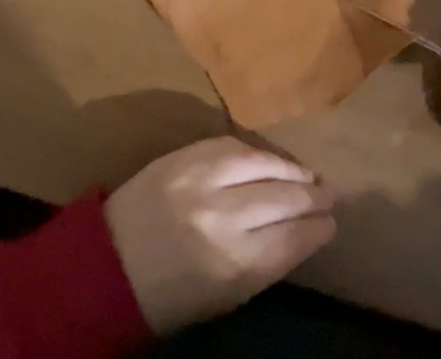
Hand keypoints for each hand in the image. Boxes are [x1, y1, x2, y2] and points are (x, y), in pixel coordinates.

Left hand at [103, 136, 335, 334]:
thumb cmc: (172, 294)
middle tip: (328, 194)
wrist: (108, 264)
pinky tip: (267, 159)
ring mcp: (199, 181)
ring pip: (259, 163)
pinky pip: (227, 145)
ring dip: (289, 167)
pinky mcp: (180, 157)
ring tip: (306, 173)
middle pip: (282, 198)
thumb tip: (302, 232)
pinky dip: (254, 152)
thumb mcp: (228, 295)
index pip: (294, 237)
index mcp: (235, 263)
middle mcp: (222, 217)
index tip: (331, 222)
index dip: (318, 228)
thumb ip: (266, 262)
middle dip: (312, 196)